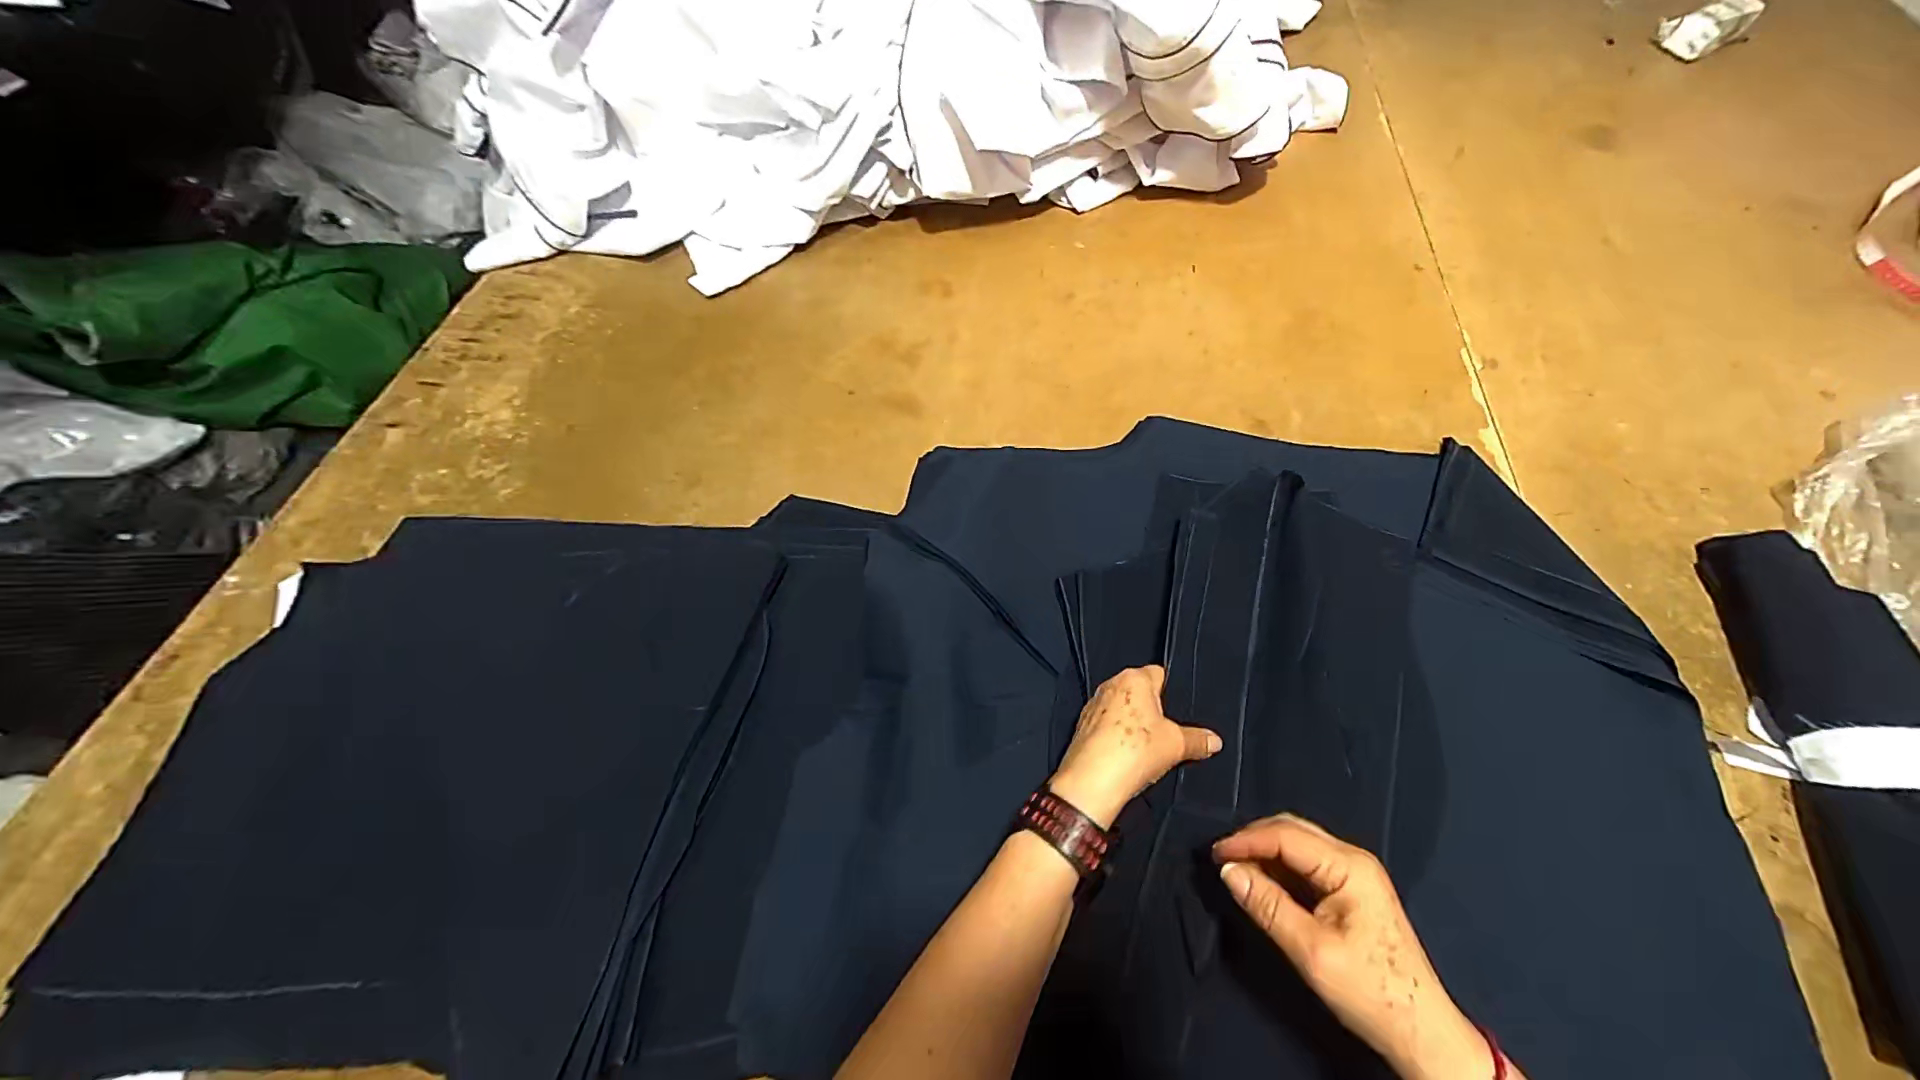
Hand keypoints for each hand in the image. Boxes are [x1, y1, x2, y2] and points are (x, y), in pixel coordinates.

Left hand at [1047, 666, 1220, 828]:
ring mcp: (1093, 707)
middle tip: (1168, 734)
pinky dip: (1118, 738)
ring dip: (1134, 726)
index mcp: (1133, 678)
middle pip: (1140, 693)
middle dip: (1154, 711)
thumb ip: (1198, 739)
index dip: (1173, 691)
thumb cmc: (1131, 752)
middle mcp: (1110, 686)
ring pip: (1122, 711)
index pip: (1159, 673)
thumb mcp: (1176, 745)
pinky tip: (1128, 757)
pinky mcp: (1083, 727)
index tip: (1181, 708)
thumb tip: (1213, 740)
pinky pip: (1107, 727)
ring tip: (1148, 749)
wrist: (1093, 781)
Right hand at [1212, 815, 1496, 1079]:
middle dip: (1252, 840)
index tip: (1214, 854)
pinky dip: (1277, 867)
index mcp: (1349, 867)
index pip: (1285, 835)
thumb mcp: (1311, 951)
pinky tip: (1260, 882)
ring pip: (1296, 844)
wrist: (1423, 1034)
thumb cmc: (1371, 993)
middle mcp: (1353, 860)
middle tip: (1220, 859)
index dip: (1245, 840)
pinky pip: (1304, 864)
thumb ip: (1267, 906)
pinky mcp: (1350, 890)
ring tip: (1234, 870)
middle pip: (1291, 830)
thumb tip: (1228, 870)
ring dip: (1263, 853)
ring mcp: (1354, 873)